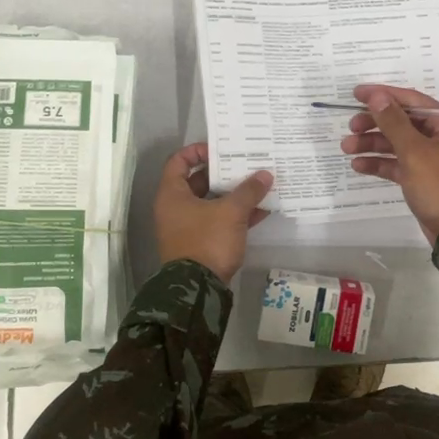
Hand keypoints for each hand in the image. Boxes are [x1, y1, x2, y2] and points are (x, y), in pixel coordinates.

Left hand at [154, 143, 271, 281]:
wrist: (198, 288)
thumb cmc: (207, 241)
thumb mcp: (231, 212)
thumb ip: (248, 191)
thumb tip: (265, 174)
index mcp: (173, 194)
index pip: (179, 161)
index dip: (199, 151)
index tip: (222, 150)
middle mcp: (176, 208)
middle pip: (199, 181)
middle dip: (224, 173)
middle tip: (246, 164)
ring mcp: (187, 226)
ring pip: (212, 202)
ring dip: (234, 195)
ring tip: (259, 186)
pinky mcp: (200, 243)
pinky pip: (219, 221)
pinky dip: (236, 215)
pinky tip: (261, 211)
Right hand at [341, 84, 438, 243]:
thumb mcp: (415, 152)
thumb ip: (394, 122)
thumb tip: (376, 95)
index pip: (411, 101)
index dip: (383, 95)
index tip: (355, 94)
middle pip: (402, 122)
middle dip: (374, 123)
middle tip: (350, 127)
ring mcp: (430, 158)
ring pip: (396, 143)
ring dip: (372, 144)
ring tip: (346, 148)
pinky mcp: (421, 178)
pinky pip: (397, 164)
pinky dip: (379, 163)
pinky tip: (358, 166)